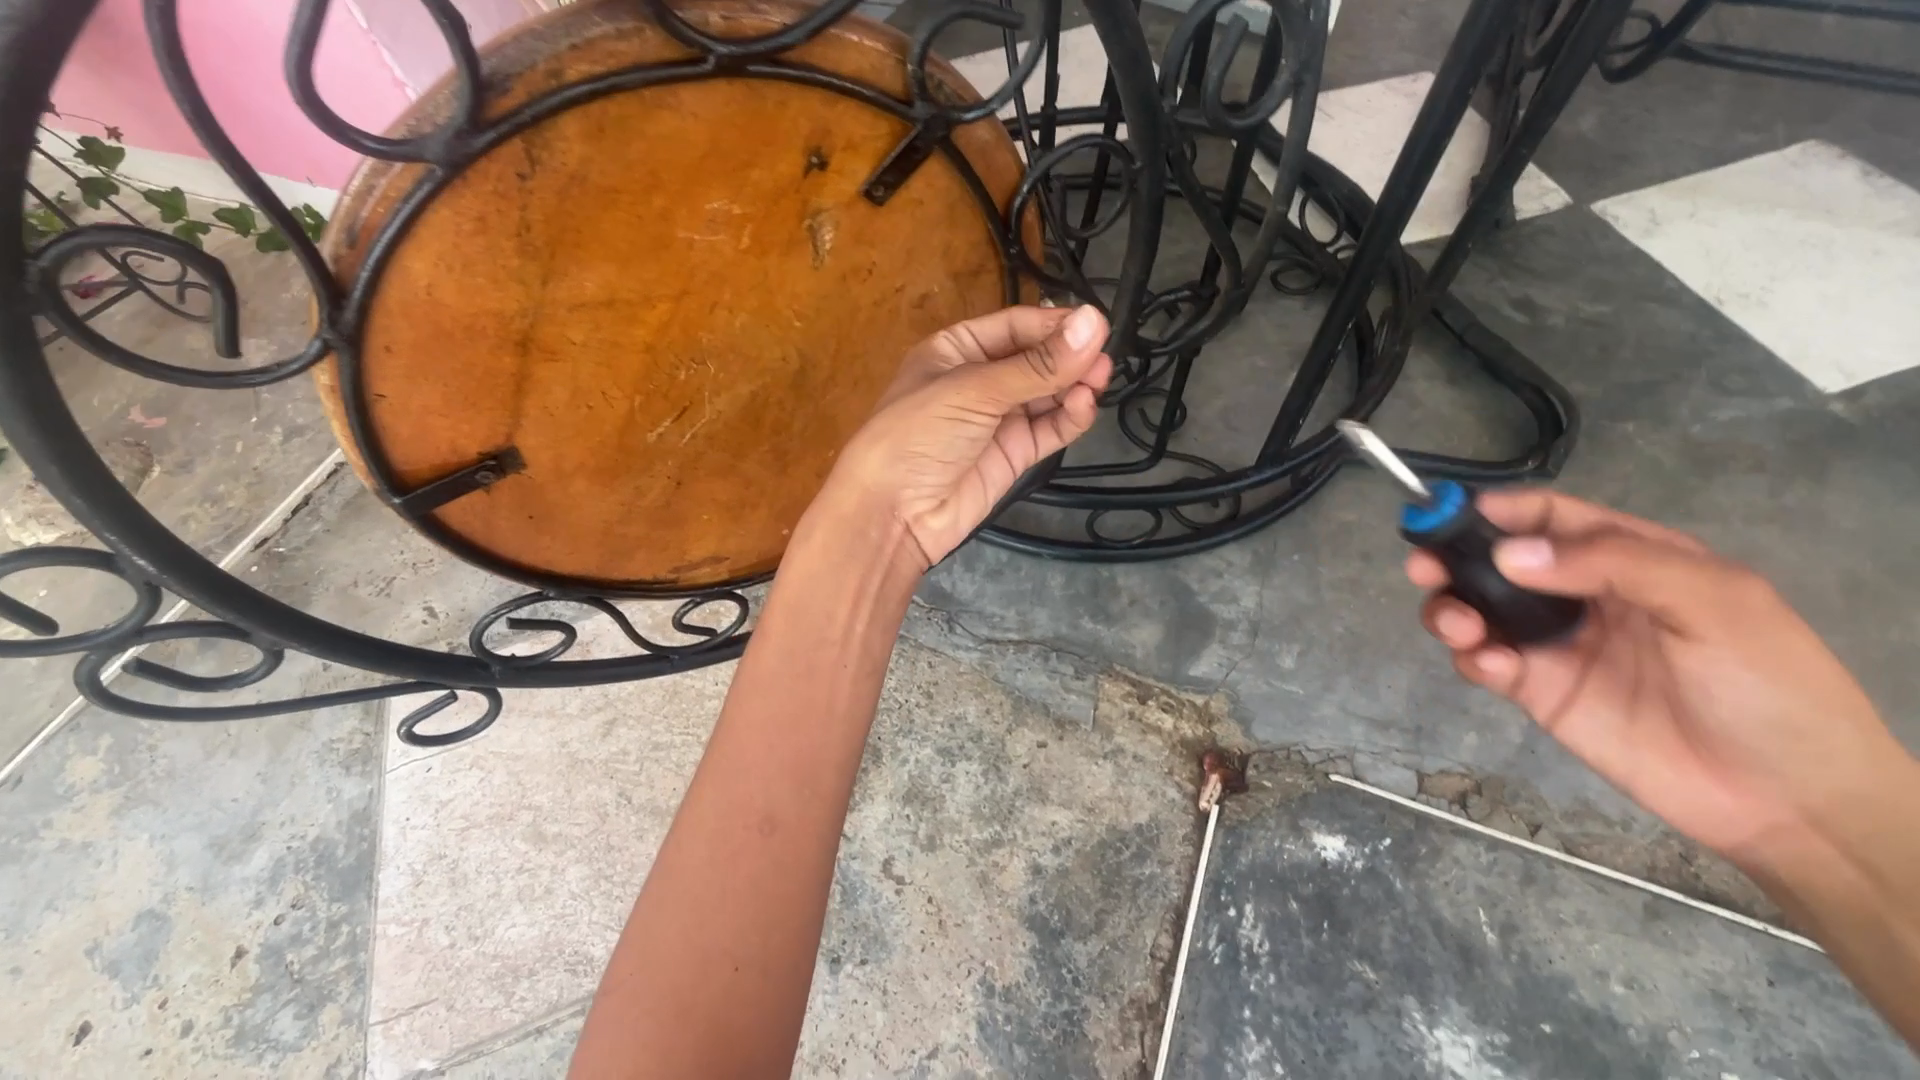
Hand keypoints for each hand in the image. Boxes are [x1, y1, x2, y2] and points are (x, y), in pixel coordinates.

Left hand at [821, 304, 1112, 568]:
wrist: (893, 514)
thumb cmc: (917, 435)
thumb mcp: (974, 390)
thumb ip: (1038, 364)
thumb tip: (1094, 322)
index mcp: (956, 350)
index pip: (1015, 326)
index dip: (1054, 325)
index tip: (1095, 325)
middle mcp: (978, 380)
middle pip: (1036, 359)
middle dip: (1069, 357)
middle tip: (1103, 358)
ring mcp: (997, 419)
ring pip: (1047, 395)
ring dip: (1074, 386)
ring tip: (1099, 381)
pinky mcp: (1013, 454)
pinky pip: (1049, 429)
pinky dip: (1070, 418)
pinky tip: (1084, 407)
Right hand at [1409, 490, 1906, 860]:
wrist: (1786, 798)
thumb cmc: (1769, 684)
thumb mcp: (1716, 602)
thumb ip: (1615, 564)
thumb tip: (1510, 556)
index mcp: (1632, 560)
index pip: (1557, 519)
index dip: (1507, 510)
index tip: (1457, 512)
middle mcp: (1585, 597)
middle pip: (1501, 562)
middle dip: (1455, 557)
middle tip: (1425, 566)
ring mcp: (1558, 646)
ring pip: (1480, 610)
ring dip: (1451, 607)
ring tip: (1454, 624)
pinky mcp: (1540, 693)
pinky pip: (1487, 663)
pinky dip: (1471, 657)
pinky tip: (1487, 664)